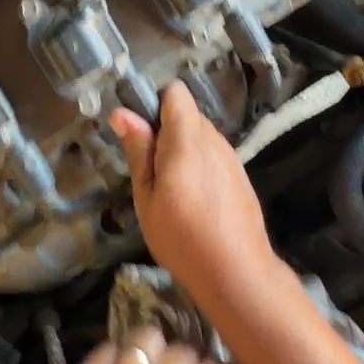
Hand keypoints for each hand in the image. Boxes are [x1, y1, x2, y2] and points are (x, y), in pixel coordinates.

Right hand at [110, 82, 282, 304]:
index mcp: (187, 138)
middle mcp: (214, 140)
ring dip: (183, 151)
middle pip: (187, 115)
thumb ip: (139, 151)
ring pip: (201, 137)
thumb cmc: (181, 236)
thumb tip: (122, 113)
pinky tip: (195, 202)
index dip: (155, 104)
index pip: (175, 92)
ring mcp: (231, 157)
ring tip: (172, 191)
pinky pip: (214, 157)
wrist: (236, 271)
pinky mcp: (241, 176)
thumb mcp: (147, 196)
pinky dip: (200, 167)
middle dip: (166, 132)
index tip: (141, 134)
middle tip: (151, 171)